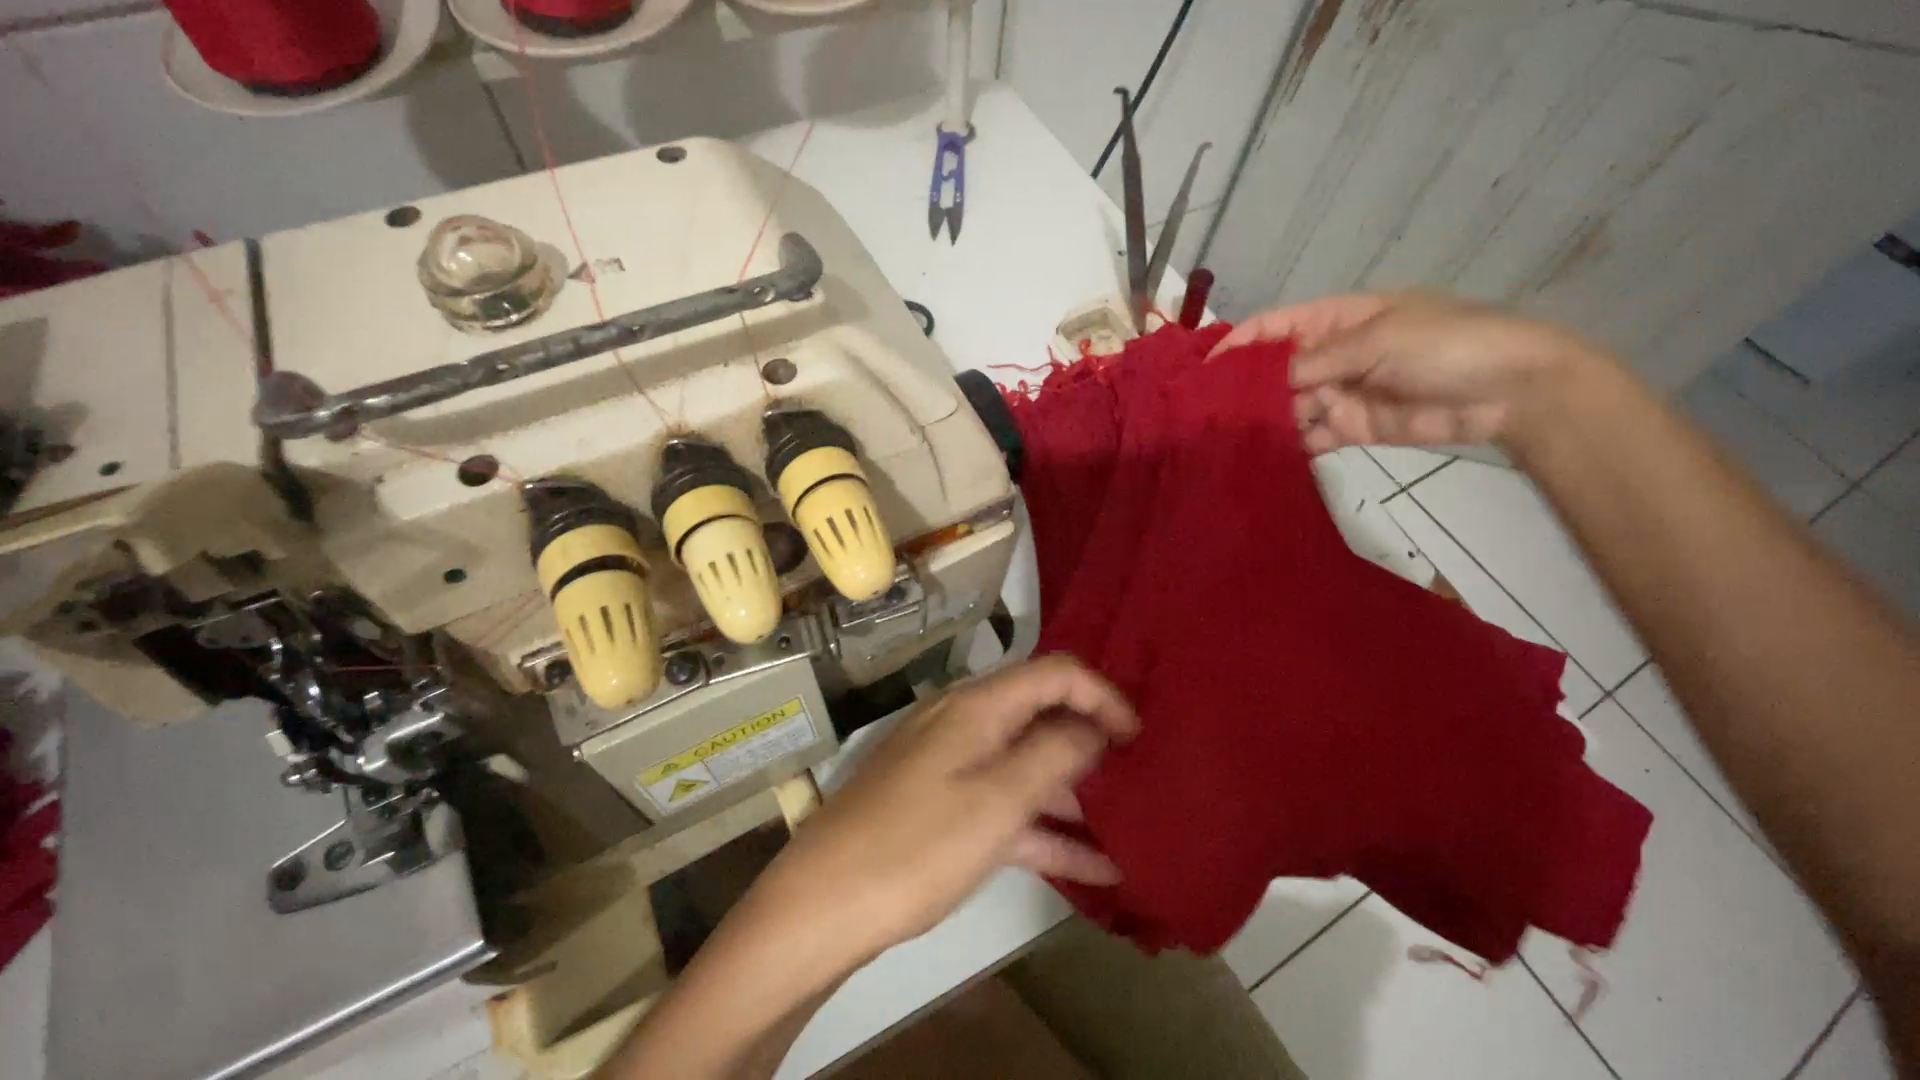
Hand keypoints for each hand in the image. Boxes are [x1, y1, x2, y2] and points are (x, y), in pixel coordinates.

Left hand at [756, 655, 1136, 959]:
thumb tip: (1095, 726)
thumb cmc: (915, 847)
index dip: (1104, 697)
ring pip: (1026, 768)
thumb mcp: (997, 801)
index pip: (1055, 674)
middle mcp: (963, 726)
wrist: (820, 908)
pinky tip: (1095, 868)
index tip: (1141, 739)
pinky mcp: (940, 812)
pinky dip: (1045, 832)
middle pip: (1041, 718)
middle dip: (1094, 745)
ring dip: (1075, 796)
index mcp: (976, 708)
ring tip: (1131, 829)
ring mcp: (949, 769)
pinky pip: (1004, 809)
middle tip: (1144, 782)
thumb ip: (1054, 755)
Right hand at [1210, 292, 1608, 452]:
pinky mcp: (1354, 428)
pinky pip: (1313, 435)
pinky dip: (1291, 444)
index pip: (1275, 327)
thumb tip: (1262, 380)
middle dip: (1243, 388)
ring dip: (1263, 419)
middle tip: (1204, 412)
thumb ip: (1318, 361)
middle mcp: (1332, 354)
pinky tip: (1262, 454)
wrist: (1509, 389)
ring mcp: (1342, 392)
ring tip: (1225, 437)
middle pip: (1275, 370)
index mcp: (1338, 318)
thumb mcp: (1378, 339)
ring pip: (1289, 405)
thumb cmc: (1446, 344)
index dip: (1239, 343)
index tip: (1204, 367)